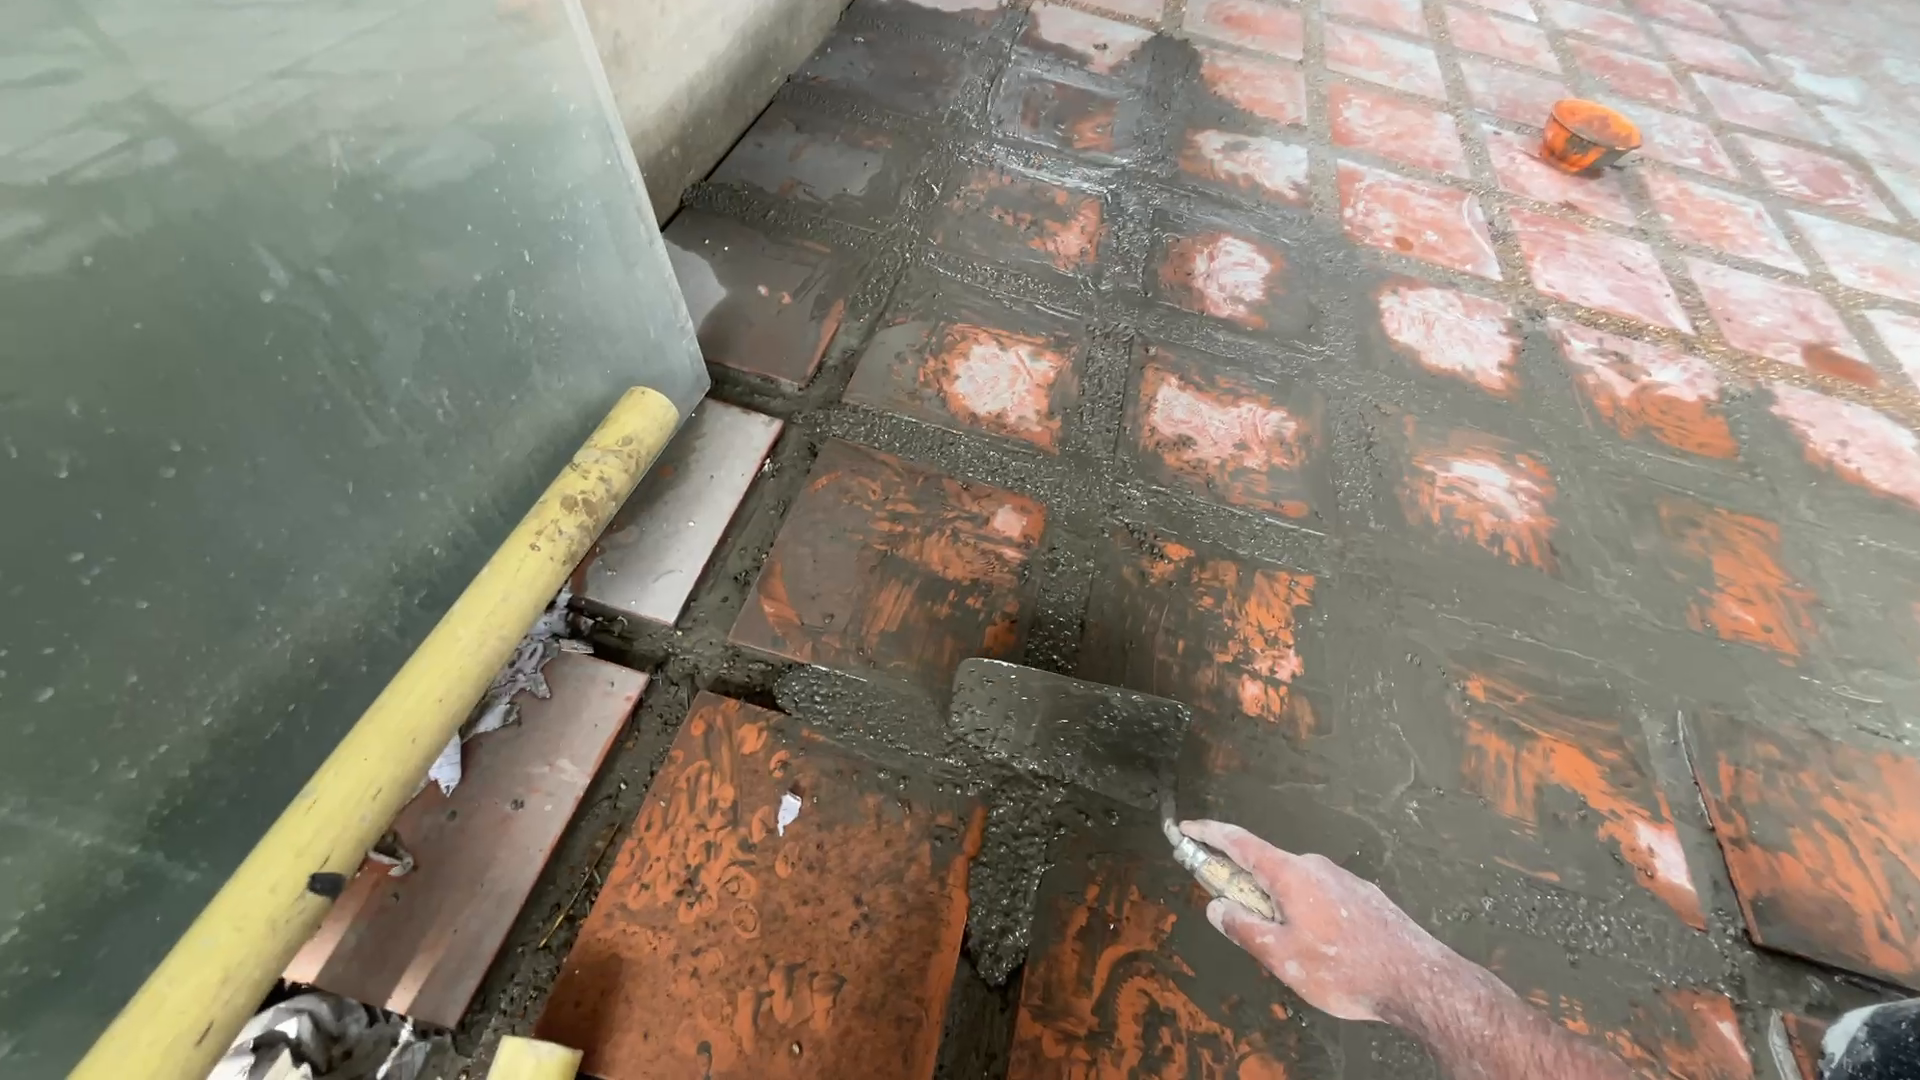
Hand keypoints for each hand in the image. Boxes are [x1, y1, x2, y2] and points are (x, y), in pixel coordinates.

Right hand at [1180, 820, 1463, 1022]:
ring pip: (1296, 884)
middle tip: (1236, 913)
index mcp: (1289, 873)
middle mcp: (1314, 866)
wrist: (1423, 983)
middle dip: (1245, 883)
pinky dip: (1305, 910)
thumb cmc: (1344, 969)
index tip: (1186, 827)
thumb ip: (1244, 929)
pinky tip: (1323, 947)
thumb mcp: (1282, 957)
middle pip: (1267, 865)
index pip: (1238, 841)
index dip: (1208, 833)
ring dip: (1278, 902)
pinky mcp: (1365, 897)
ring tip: (1288, 946)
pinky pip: (1321, 895)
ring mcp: (1343, 879)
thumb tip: (1216, 908)